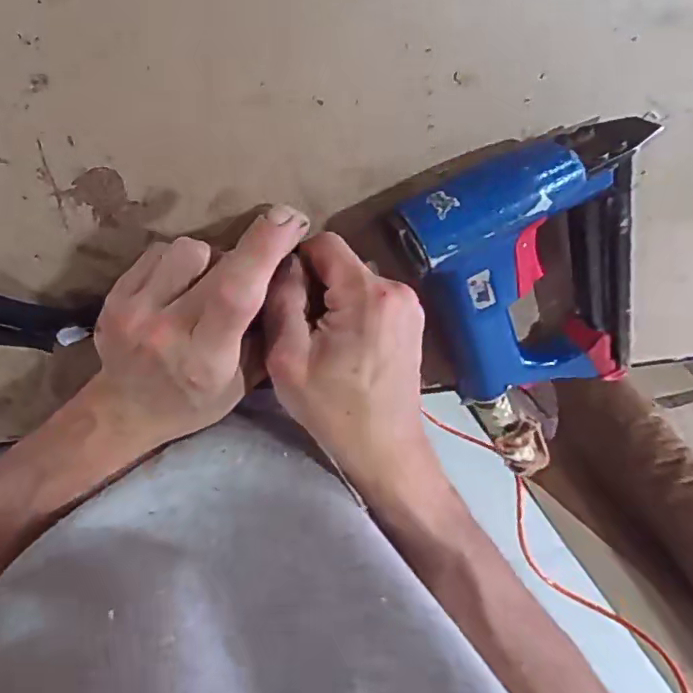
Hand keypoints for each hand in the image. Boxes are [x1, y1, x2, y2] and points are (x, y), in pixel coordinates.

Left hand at [75, 205, 311, 451]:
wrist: (124, 409)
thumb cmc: (195, 399)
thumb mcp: (243, 380)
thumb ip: (266, 328)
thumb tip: (287, 265)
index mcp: (205, 359)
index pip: (235, 294)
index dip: (264, 249)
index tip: (290, 219)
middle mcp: (165, 332)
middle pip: (212, 261)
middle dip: (250, 245)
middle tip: (262, 251)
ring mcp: (132, 311)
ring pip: (186, 248)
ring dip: (208, 257)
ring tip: (207, 283)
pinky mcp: (113, 296)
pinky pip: (158, 251)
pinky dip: (177, 261)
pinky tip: (178, 286)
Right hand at [263, 232, 428, 485]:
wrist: (387, 451)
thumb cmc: (334, 409)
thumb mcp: (288, 357)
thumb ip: (282, 299)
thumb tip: (282, 262)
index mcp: (368, 293)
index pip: (324, 242)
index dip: (295, 259)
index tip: (280, 290)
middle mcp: (396, 288)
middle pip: (340, 261)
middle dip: (313, 282)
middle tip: (296, 321)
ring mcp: (409, 304)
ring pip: (353, 278)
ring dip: (330, 296)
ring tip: (316, 337)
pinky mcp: (412, 320)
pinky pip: (370, 296)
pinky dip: (350, 308)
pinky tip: (340, 344)